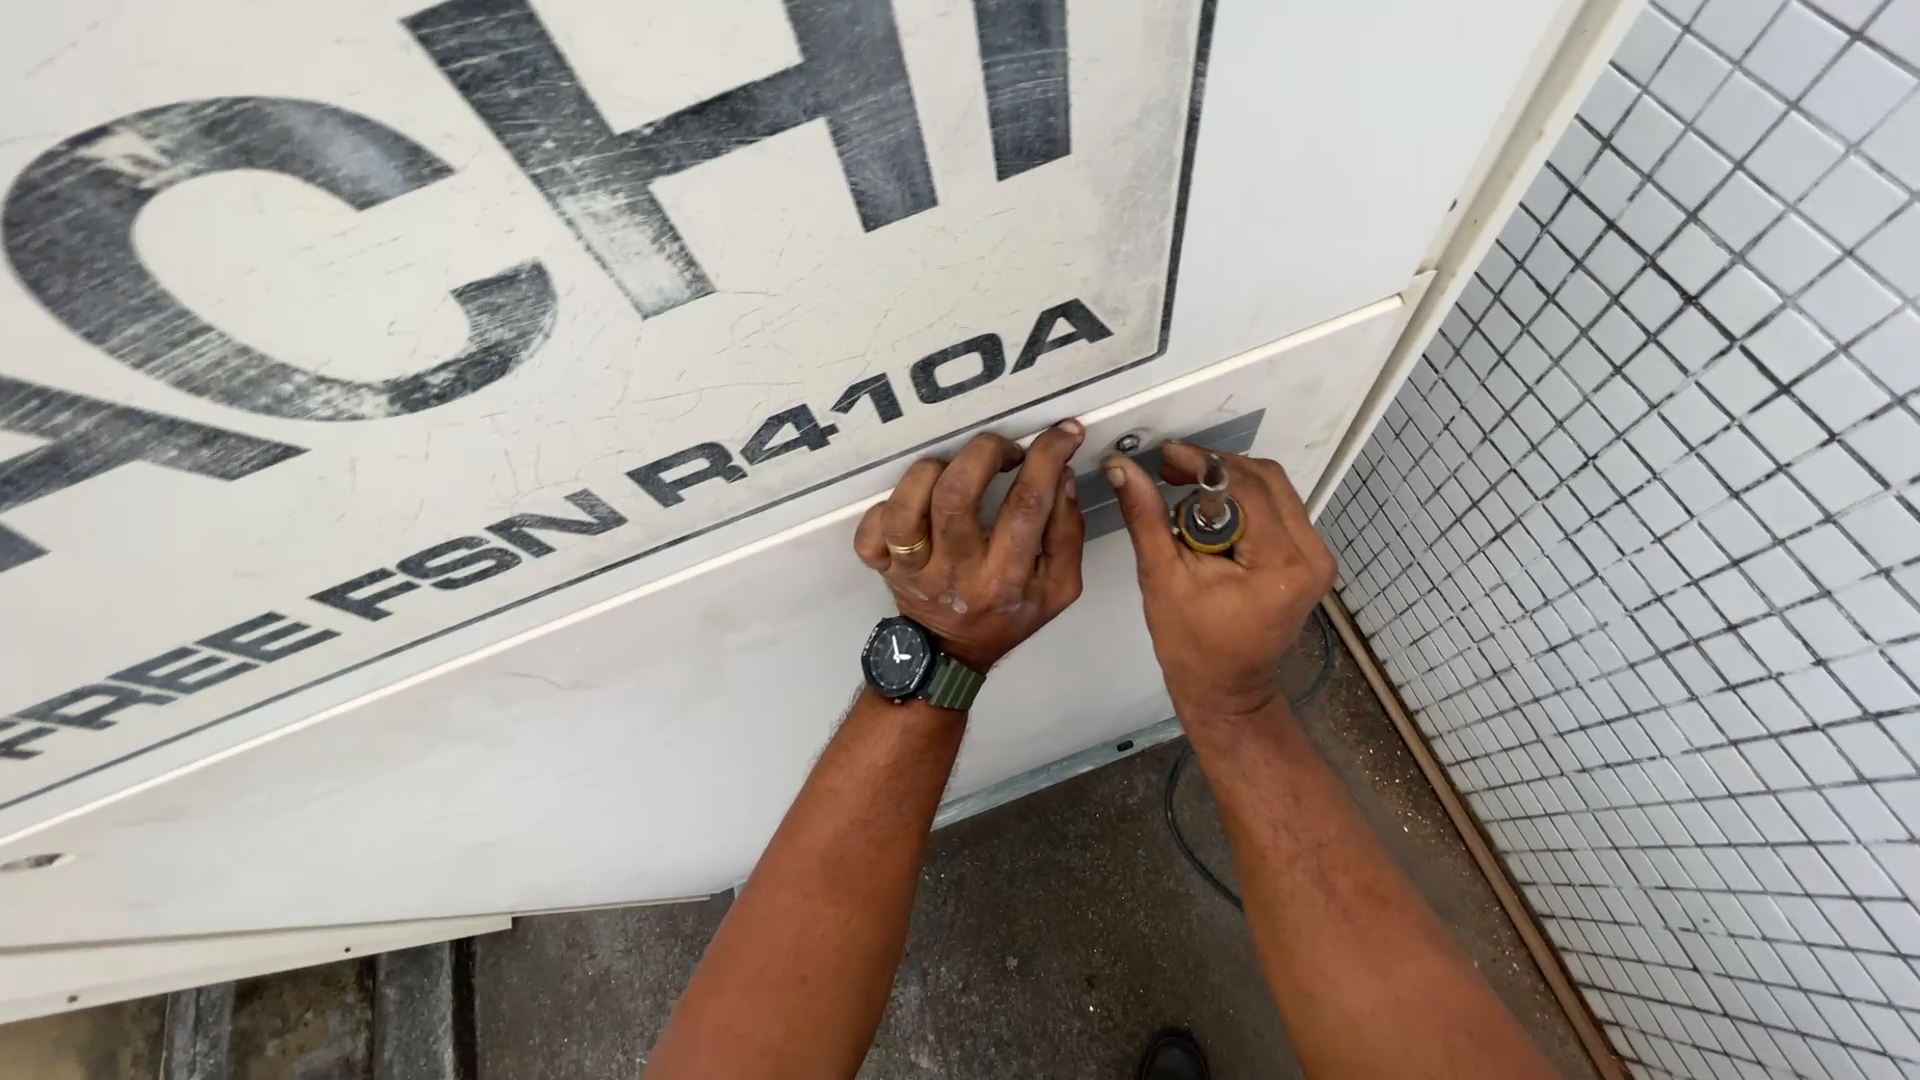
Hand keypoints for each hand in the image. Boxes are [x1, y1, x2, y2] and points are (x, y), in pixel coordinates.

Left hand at [854, 421, 1086, 670]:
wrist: (951, 655)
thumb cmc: (1006, 616)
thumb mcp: (1057, 587)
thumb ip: (1067, 533)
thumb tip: (1061, 477)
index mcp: (1004, 578)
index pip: (1026, 505)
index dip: (1046, 457)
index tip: (1062, 434)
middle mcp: (955, 572)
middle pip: (956, 496)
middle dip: (984, 453)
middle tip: (1003, 450)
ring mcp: (913, 570)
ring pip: (906, 508)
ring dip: (931, 472)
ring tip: (955, 470)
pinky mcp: (883, 566)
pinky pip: (872, 530)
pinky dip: (887, 506)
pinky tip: (915, 503)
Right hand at [1104, 442, 1336, 724]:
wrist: (1225, 688)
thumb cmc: (1192, 645)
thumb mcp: (1162, 576)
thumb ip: (1146, 516)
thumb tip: (1122, 469)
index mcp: (1282, 564)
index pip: (1246, 488)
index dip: (1202, 464)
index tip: (1165, 457)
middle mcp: (1311, 555)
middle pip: (1266, 480)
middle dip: (1215, 469)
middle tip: (1170, 471)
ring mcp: (1316, 557)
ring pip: (1274, 489)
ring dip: (1228, 482)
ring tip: (1183, 490)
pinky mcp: (1308, 559)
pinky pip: (1278, 509)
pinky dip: (1242, 501)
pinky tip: (1207, 512)